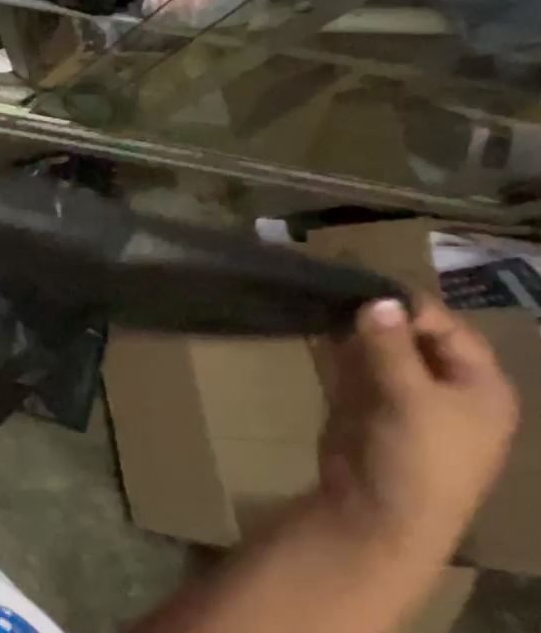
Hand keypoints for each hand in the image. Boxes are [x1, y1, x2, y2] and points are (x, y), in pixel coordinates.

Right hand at [314, 295, 517, 563]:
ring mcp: (403, 395)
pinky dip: (336, 344)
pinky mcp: (365, 403)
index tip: (362, 283)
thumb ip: (391, 347)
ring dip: (353, 326)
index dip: (411, 307)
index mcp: (481, 388)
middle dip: (378, 313)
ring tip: (317, 297)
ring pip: (380, 348)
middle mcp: (446, 387)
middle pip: (414, 336)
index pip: (450, 330)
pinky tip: (314, 324)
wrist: (379, 511)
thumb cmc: (418, 457)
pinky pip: (354, 364)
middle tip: (333, 284)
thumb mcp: (411, 398)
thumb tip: (378, 299)